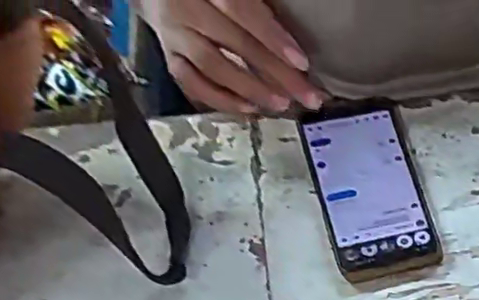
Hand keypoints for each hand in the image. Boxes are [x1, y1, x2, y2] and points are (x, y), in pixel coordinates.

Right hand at [137, 0, 322, 113]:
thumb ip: (256, 6)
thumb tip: (292, 44)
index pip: (237, 6)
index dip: (270, 34)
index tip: (302, 62)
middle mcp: (182, 4)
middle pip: (233, 41)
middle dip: (276, 72)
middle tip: (308, 97)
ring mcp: (172, 32)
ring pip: (212, 65)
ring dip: (251, 88)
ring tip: (282, 104)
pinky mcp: (169, 56)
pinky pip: (192, 82)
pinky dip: (222, 99)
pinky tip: (250, 110)